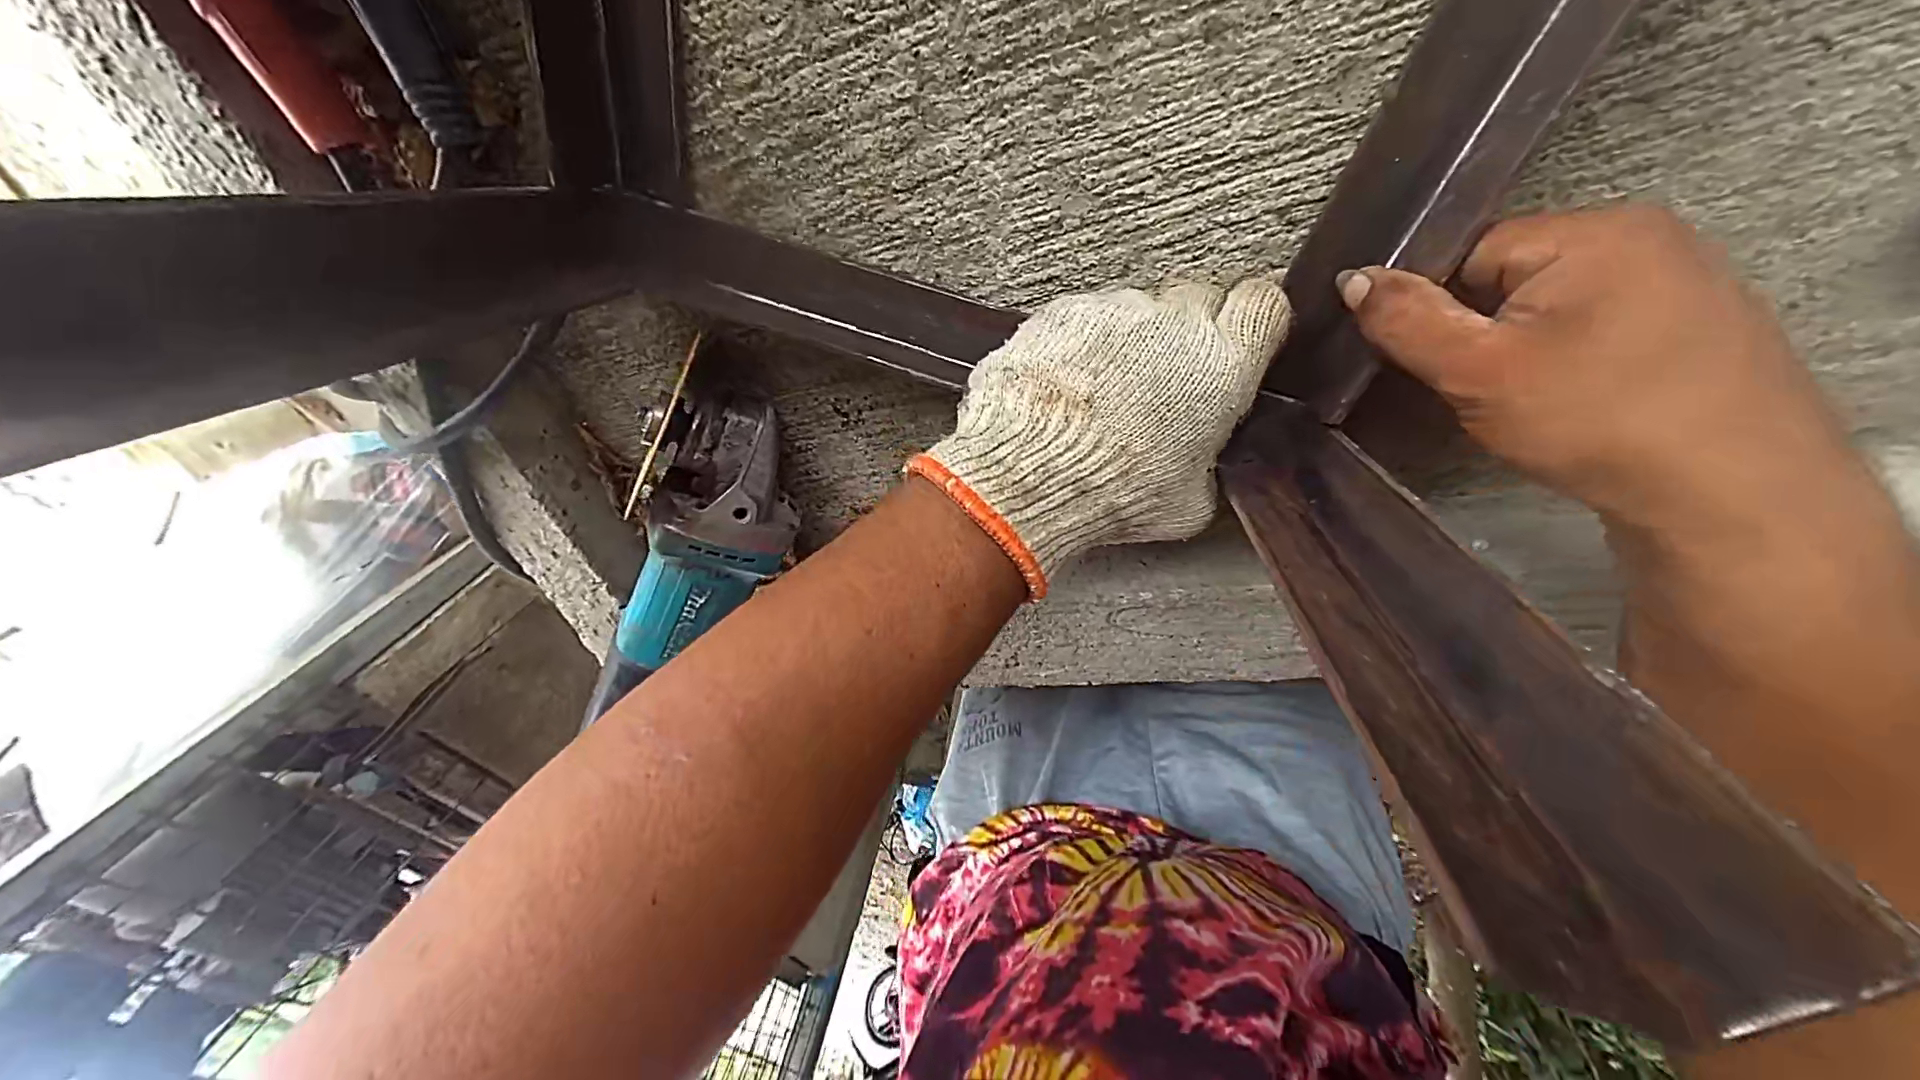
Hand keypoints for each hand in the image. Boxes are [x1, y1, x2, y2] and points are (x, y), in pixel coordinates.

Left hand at [908, 278, 1290, 597]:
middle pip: (1198, 298)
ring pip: (1138, 308)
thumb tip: (1200, 460)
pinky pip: (1085, 316)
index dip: (1249, 323)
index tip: (1235, 341)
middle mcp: (1174, 324)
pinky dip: (1082, 342)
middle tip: (1165, 377)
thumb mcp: (1187, 502)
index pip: (1263, 304)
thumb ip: (1207, 461)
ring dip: (1130, 340)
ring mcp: (1116, 310)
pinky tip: (1069, 386)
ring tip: (1103, 393)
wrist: (1029, 474)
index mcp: (1222, 366)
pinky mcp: (1064, 311)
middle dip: (1187, 332)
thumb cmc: (1107, 491)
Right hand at [1337, 204, 1852, 537]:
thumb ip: (1408, 320)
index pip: (1470, 251)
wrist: (1728, 490)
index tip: (1433, 361)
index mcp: (1593, 231)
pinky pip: (1595, 327)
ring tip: (1520, 400)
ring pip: (1551, 307)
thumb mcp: (1477, 370)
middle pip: (1511, 277)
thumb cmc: (1593, 416)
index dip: (1434, 307)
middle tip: (1475, 388)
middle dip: (1479, 330)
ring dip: (1519, 348)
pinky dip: (1566, 359)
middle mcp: (1646, 236)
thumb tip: (1352, 278)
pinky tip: (1570, 400)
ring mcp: (1681, 280)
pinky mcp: (1693, 327)